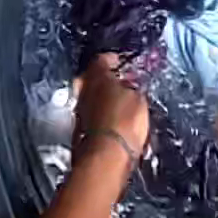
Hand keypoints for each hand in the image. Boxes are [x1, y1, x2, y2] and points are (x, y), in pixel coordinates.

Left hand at [72, 53, 149, 179]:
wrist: (105, 158)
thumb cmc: (124, 121)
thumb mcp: (139, 100)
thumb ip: (133, 89)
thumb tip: (130, 88)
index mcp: (96, 75)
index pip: (102, 59)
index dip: (114, 60)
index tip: (122, 63)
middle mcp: (83, 89)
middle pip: (93, 78)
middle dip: (106, 81)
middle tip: (121, 85)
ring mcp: (78, 111)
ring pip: (91, 99)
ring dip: (103, 100)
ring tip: (120, 107)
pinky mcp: (79, 132)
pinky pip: (92, 118)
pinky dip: (101, 118)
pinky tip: (113, 125)